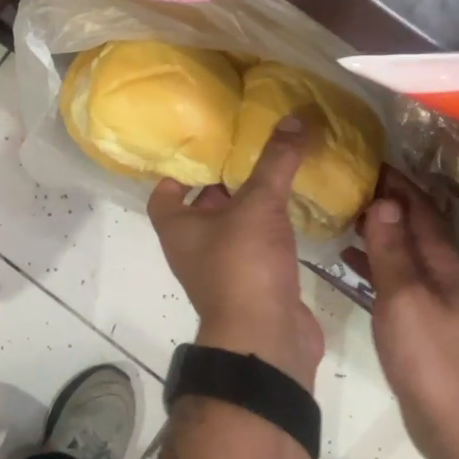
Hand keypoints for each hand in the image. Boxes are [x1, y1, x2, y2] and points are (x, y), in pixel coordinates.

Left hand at [147, 116, 324, 387]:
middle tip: (248, 153)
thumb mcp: (259, 206)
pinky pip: (257, 250)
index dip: (178, 169)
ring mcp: (221, 270)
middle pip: (200, 207)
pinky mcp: (252, 286)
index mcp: (176, 227)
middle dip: (222, 183)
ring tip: (275, 177)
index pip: (164, 191)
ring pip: (231, 229)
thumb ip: (275, 162)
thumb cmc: (243, 265)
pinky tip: (293, 216)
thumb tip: (294, 118)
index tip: (204, 147)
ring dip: (249, 208)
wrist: (266, 341)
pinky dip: (270, 233)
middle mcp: (191, 248)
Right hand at [359, 173, 458, 458]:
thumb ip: (392, 250)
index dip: (396, 183)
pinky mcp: (422, 321)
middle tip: (345, 180)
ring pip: (404, 250)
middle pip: (415, 227)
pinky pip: (396, 275)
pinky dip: (374, 259)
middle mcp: (444, 276)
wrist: (457, 426)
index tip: (365, 158)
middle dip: (385, 201)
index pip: (421, 210)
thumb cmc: (429, 357)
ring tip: (340, 210)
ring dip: (378, 228)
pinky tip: (349, 257)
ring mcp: (435, 300)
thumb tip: (384, 201)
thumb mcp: (404, 297)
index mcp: (445, 265)